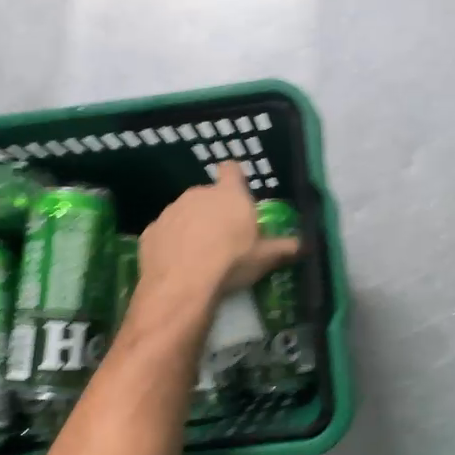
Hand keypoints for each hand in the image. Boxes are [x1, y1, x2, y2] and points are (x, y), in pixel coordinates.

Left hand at [139, 162, 300, 296]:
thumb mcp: (265, 258)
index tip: (238, 194)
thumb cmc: (231, 262)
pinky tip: (178, 264)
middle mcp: (197, 194)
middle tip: (225, 238)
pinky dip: (172, 243)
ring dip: (191, 227)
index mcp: (229, 194)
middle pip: (208, 195)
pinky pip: (165, 232)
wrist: (182, 285)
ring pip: (184, 213)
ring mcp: (171, 211)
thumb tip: (304, 244)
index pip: (231, 169)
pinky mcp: (151, 231)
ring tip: (200, 255)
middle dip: (215, 211)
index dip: (235, 178)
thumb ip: (285, 247)